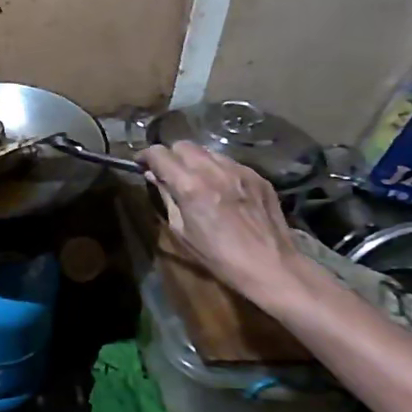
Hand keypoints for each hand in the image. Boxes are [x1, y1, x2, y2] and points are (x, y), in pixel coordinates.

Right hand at [139, 141, 318, 307]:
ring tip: (197, 180)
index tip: (142, 164)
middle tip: (170, 173)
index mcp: (190, 185)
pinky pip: (230, 163)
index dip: (146, 156)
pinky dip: (219, 170)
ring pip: (207, 151)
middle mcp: (213, 169)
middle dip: (171, 156)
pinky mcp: (257, 176)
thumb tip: (154, 176)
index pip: (159, 154)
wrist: (270, 266)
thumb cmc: (219, 257)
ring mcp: (239, 170)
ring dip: (196, 161)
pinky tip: (223, 190)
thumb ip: (167, 198)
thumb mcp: (182, 232)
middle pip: (183, 145)